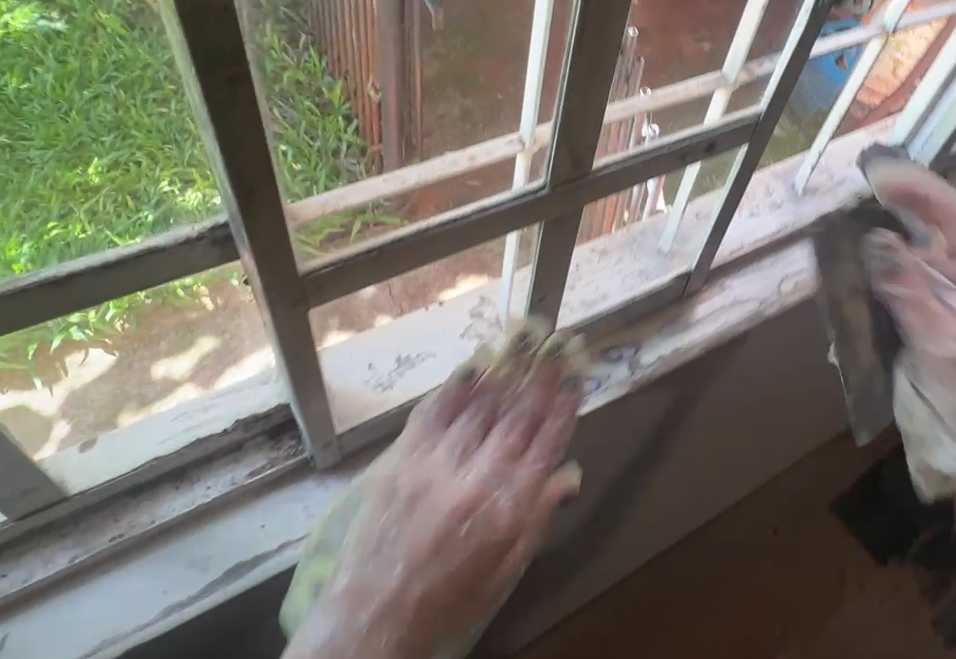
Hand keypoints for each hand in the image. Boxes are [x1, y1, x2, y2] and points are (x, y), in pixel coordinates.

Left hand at [286, 325, 583, 658]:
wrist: (378, 613)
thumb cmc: (451, 597)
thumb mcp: (507, 567)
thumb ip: (539, 515)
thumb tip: (571, 472)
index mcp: (510, 509)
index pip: (547, 444)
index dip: (565, 407)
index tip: (577, 376)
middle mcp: (479, 479)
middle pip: (518, 416)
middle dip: (541, 377)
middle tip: (557, 344)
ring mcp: (440, 463)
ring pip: (481, 406)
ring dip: (506, 370)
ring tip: (524, 341)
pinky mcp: (406, 457)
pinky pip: (436, 411)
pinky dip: (457, 384)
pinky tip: (474, 363)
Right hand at [861, 156, 955, 497]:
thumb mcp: (949, 346)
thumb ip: (912, 292)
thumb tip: (873, 242)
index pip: (955, 215)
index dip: (918, 189)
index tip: (876, 176)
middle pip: (924, 233)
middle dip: (884, 215)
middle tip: (842, 206)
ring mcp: (945, 307)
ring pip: (903, 265)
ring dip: (869, 255)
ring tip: (832, 251)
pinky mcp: (925, 331)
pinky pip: (891, 298)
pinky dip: (866, 293)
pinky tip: (841, 298)